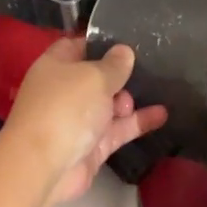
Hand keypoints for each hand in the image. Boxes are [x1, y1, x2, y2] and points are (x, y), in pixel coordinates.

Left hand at [1, 38, 168, 205]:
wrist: (44, 166)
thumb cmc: (65, 109)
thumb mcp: (94, 77)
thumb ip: (114, 65)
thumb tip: (124, 52)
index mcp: (55, 67)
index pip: (77, 46)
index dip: (100, 42)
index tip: (128, 39)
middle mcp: (66, 92)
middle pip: (97, 77)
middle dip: (121, 75)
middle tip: (145, 71)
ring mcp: (79, 121)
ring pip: (109, 105)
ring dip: (129, 100)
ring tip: (152, 93)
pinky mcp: (93, 146)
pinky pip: (118, 130)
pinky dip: (138, 122)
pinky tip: (163, 114)